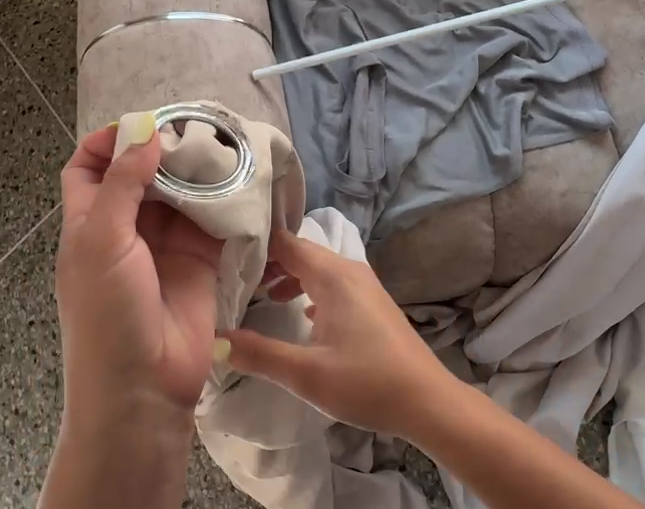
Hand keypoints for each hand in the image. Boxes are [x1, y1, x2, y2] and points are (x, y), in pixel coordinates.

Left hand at [54, 123, 224, 422]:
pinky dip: (224, 198)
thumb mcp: (102, 242)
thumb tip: (144, 133)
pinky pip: (211, 218)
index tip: (139, 126)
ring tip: (220, 143)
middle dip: (162, 150)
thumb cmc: (107, 315)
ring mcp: (164, 244)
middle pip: (140, 173)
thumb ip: (123, 184)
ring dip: (196, 169)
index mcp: (90, 222)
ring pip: (179, 192)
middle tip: (192, 126)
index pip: (88, 168)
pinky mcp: (200, 259)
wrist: (143, 391)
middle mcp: (126, 227)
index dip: (105, 143)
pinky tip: (239, 177)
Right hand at [220, 228, 457, 440]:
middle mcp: (348, 270)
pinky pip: (331, 284)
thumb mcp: (306, 374)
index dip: (253, 246)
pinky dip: (309, 290)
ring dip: (289, 277)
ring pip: (316, 268)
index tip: (224, 258)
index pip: (284, 241)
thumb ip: (259, 354)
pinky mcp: (371, 303)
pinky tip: (300, 314)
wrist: (429, 403)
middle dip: (267, 262)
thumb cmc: (367, 383)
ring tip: (262, 297)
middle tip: (234, 279)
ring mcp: (363, 285)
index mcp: (332, 275)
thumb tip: (216, 341)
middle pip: (299, 252)